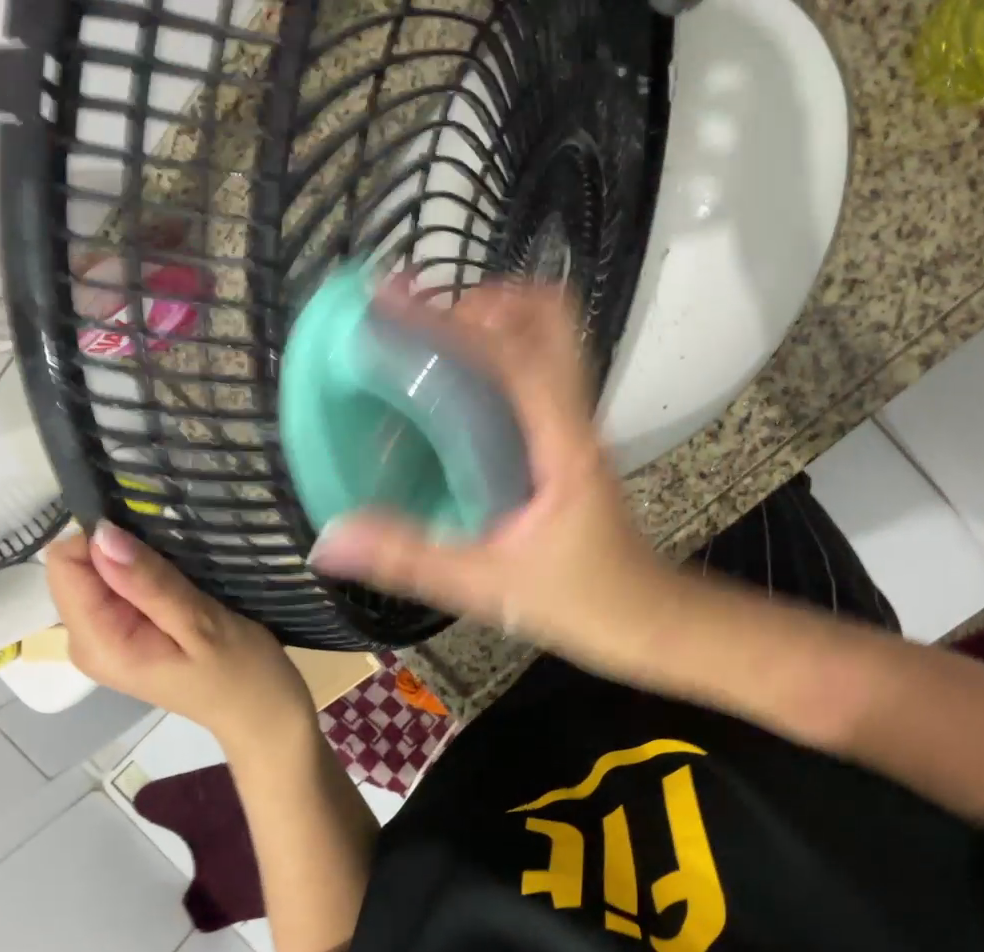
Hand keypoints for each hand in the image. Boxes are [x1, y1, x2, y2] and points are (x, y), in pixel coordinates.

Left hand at [45, 522, 314, 743]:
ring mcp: (103, 642)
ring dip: (136, 563)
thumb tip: (102, 535)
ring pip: (97, 576)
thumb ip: (149, 582)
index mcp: (100, 643)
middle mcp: (87, 642)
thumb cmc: (243, 675)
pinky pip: (116, 591)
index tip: (153, 539)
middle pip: (76, 569)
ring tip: (183, 571)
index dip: (103, 540)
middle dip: (121, 552)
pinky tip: (180, 586)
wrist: (264, 717)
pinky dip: (144, 578)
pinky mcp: (122, 638)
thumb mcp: (204, 624)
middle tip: (177, 560)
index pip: (64, 565)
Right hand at [307, 282, 677, 662]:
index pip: (513, 354)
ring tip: (431, 339)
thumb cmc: (586, 602)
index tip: (390, 300)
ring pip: (548, 342)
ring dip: (494, 323)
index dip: (450, 320)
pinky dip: (500, 359)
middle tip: (425, 319)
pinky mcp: (572, 442)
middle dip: (485, 302)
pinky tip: (455, 391)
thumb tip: (332, 540)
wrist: (651, 619)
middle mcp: (575, 419)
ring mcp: (578, 426)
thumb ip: (411, 560)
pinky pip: (540, 375)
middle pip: (549, 320)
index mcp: (561, 442)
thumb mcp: (490, 585)